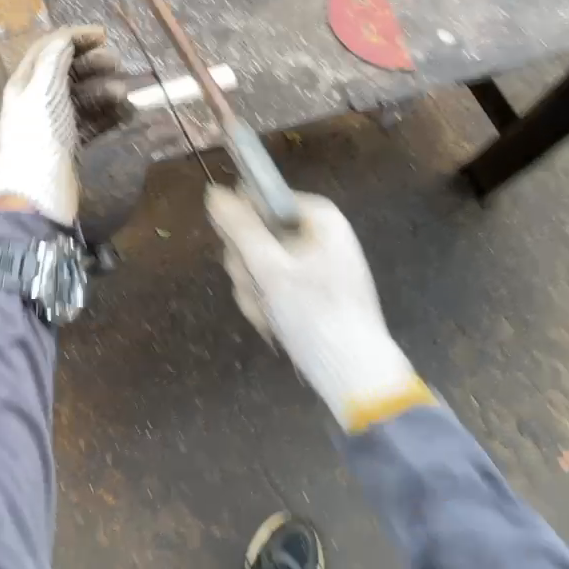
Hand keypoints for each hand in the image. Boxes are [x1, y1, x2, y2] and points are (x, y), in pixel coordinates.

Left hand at [0, 26, 122, 226]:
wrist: (38, 196)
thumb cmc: (38, 139)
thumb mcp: (42, 93)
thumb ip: (53, 61)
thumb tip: (64, 38)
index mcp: (24, 83)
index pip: (46, 48)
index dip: (73, 36)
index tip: (102, 35)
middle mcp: (36, 99)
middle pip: (67, 70)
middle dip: (92, 63)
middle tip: (116, 62)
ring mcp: (54, 122)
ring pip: (83, 95)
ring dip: (104, 90)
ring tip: (122, 94)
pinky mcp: (70, 143)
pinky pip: (92, 120)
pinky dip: (109, 114)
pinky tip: (127, 113)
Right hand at [206, 184, 434, 431]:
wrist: (355, 376)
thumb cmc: (315, 316)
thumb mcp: (270, 269)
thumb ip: (239, 227)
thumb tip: (213, 192)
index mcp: (318, 217)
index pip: (259, 199)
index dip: (243, 225)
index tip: (242, 254)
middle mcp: (317, 233)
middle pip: (254, 232)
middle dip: (247, 266)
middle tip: (259, 289)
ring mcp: (313, 263)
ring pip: (257, 261)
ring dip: (253, 289)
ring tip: (270, 314)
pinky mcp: (310, 290)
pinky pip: (270, 284)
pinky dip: (266, 304)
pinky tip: (275, 324)